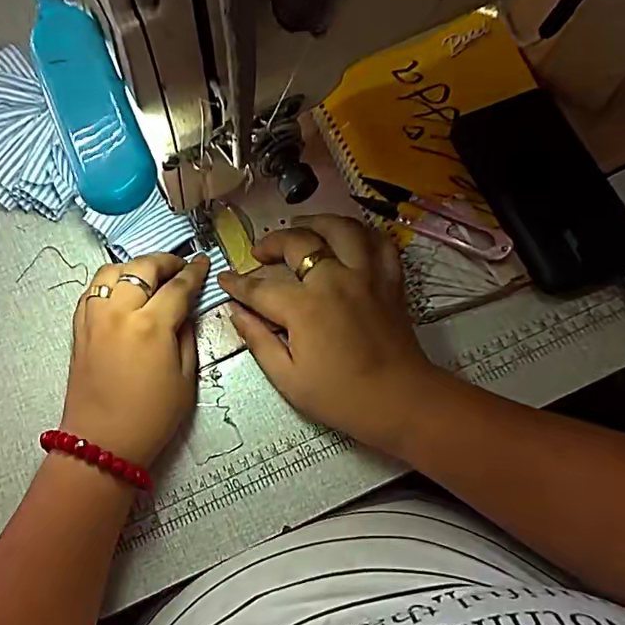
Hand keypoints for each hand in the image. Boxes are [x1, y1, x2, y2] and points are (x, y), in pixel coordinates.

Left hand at [60, 253, 208, 467]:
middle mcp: (118, 314)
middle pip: (142, 268)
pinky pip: (92, 291)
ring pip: (110, 272)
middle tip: (180, 266)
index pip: (177, 286)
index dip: (194, 271)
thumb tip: (185, 313)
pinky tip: (122, 292)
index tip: (202, 263)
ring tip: (149, 276)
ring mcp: (94, 319)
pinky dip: (109, 283)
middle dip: (165, 261)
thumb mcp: (186, 379)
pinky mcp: (79, 330)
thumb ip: (187, 337)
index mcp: (151, 326)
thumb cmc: (150, 418)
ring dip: (133, 267)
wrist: (103, 443)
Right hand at [217, 215, 448, 451]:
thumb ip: (259, 340)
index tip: (225, 279)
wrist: (399, 401)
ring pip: (341, 228)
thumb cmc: (340, 396)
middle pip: (298, 242)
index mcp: (305, 307)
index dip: (238, 283)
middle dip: (272, 242)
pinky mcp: (390, 280)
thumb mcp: (288, 379)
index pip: (261, 287)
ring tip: (302, 228)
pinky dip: (363, 234)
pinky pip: (379, 242)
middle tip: (260, 252)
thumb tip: (237, 314)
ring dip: (317, 222)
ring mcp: (367, 275)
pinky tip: (349, 239)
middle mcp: (335, 280)